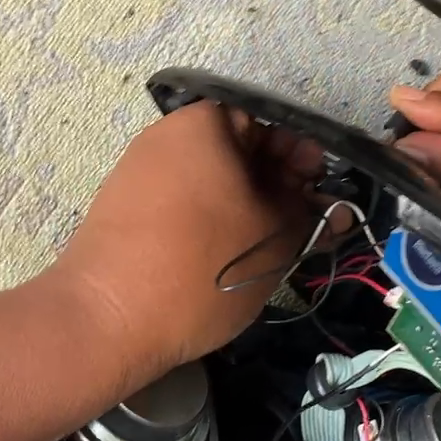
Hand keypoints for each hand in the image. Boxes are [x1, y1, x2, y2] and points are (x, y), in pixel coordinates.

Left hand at [49, 101, 316, 374]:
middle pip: (238, 148)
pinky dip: (216, 218)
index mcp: (201, 125)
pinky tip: (236, 253)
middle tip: (308, 221)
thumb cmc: (202, 266)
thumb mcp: (274, 241)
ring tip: (278, 243)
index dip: (303, 152)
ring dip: (250, 204)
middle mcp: (166, 138)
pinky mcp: (127, 210)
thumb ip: (311, 217)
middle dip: (279, 181)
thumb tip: (334, 211)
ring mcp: (140, 173)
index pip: (267, 120)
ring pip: (212, 179)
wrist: (106, 320)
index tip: (323, 188)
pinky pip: (185, 200)